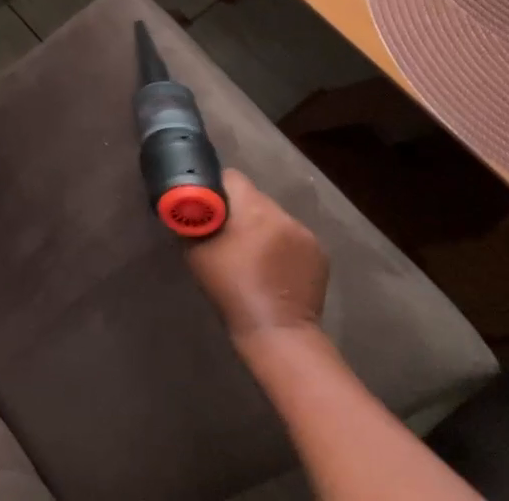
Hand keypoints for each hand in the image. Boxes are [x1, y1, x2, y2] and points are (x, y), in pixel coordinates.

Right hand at [184, 169, 328, 343]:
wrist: (275, 330)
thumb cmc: (229, 288)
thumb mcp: (195, 251)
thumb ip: (193, 222)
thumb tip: (189, 208)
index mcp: (253, 210)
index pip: (231, 178)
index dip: (215, 187)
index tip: (206, 205)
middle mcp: (283, 215)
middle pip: (254, 198)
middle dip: (238, 210)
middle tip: (224, 233)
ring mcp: (305, 234)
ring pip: (274, 217)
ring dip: (260, 227)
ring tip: (250, 254)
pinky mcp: (319, 253)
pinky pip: (292, 237)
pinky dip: (280, 244)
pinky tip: (272, 267)